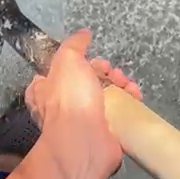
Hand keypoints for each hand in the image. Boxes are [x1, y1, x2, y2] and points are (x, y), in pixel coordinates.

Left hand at [24, 29, 141, 178]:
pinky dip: (128, 104)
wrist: (84, 144)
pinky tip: (135, 97)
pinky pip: (117, 115)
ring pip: (104, 97)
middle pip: (85, 82)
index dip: (77, 62)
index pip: (57, 71)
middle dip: (103, 72)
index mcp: (44, 90)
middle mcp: (61, 107)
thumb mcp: (68, 60)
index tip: (91, 58)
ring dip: (119, 86)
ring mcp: (82, 123)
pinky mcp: (104, 135)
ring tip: (127, 84)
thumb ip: (75, 44)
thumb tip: (84, 34)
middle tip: (113, 71)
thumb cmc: (70, 100)